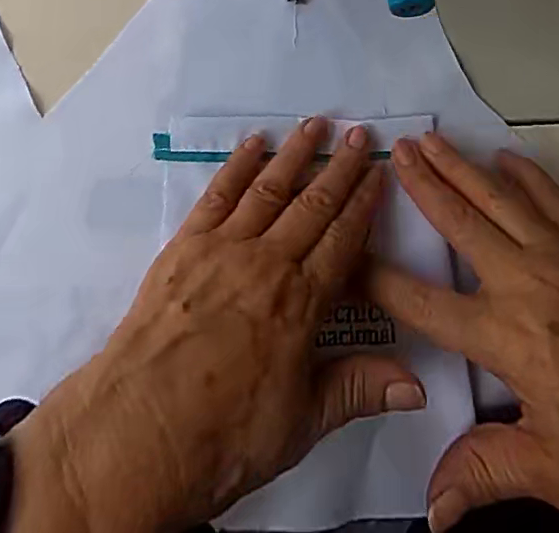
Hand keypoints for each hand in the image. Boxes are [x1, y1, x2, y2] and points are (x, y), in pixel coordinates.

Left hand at [6, 117, 427, 532]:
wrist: (142, 425)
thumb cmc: (224, 434)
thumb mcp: (301, 423)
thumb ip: (356, 390)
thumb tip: (417, 383)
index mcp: (301, 304)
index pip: (343, 242)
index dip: (364, 206)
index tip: (378, 174)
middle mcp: (266, 264)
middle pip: (312, 206)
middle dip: (338, 169)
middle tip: (357, 134)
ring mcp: (223, 248)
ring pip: (268, 190)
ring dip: (293, 154)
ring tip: (313, 125)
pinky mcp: (185, 245)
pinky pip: (217, 196)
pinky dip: (237, 166)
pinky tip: (253, 144)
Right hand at [369, 134, 558, 532]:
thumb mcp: (554, 471)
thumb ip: (483, 473)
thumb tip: (432, 510)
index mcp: (502, 337)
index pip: (416, 298)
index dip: (372, 274)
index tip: (344, 249)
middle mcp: (524, 286)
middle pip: (458, 222)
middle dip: (421, 184)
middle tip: (395, 150)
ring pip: (498, 200)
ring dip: (461, 167)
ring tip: (433, 140)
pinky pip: (554, 203)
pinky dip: (528, 176)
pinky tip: (508, 158)